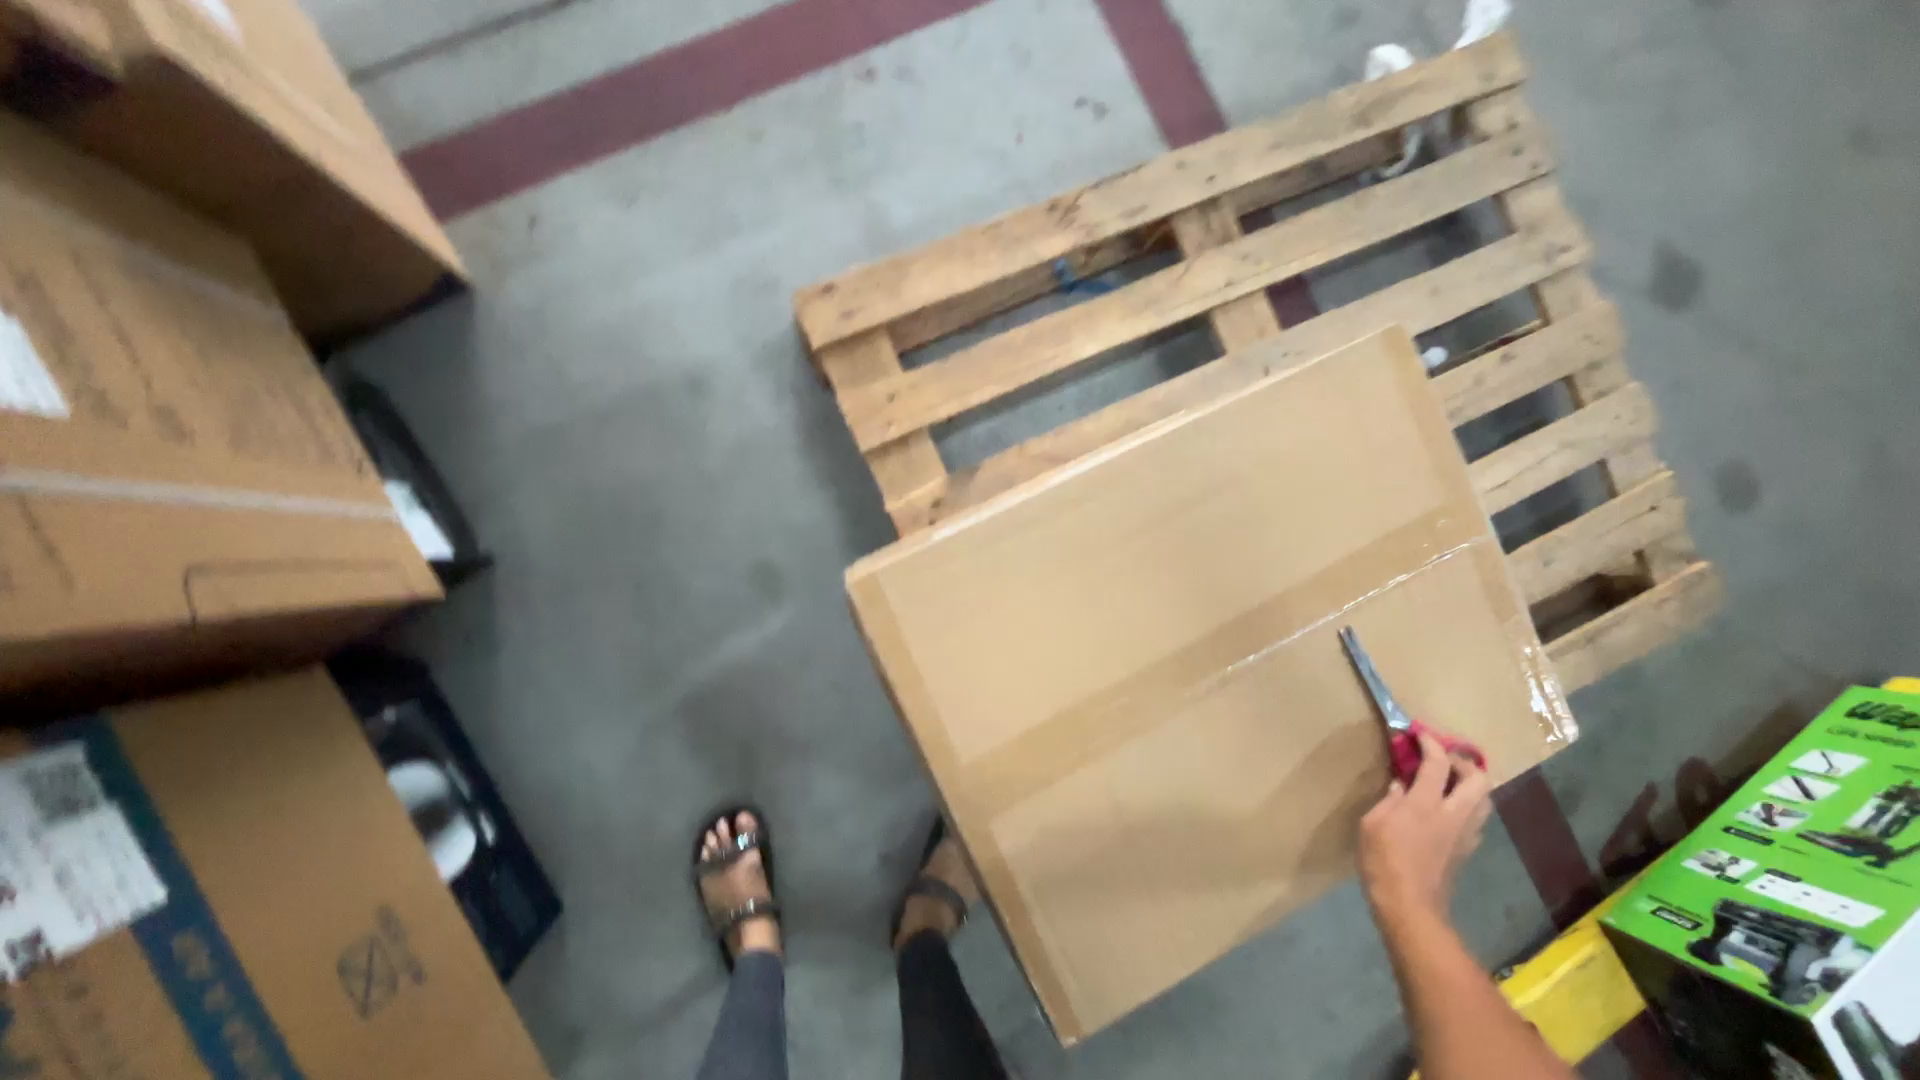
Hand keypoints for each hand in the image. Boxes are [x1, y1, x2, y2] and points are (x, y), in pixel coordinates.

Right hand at [1358, 732, 1491, 925]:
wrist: (1410, 906)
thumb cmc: (1383, 861)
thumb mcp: (1371, 824)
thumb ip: (1388, 800)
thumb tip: (1400, 786)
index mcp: (1426, 804)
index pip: (1438, 763)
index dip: (1431, 743)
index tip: (1419, 734)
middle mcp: (1453, 814)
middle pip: (1478, 778)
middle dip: (1464, 762)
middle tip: (1443, 759)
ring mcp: (1465, 833)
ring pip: (1484, 799)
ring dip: (1471, 784)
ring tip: (1448, 782)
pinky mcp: (1467, 849)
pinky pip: (1477, 818)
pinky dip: (1467, 805)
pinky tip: (1447, 810)